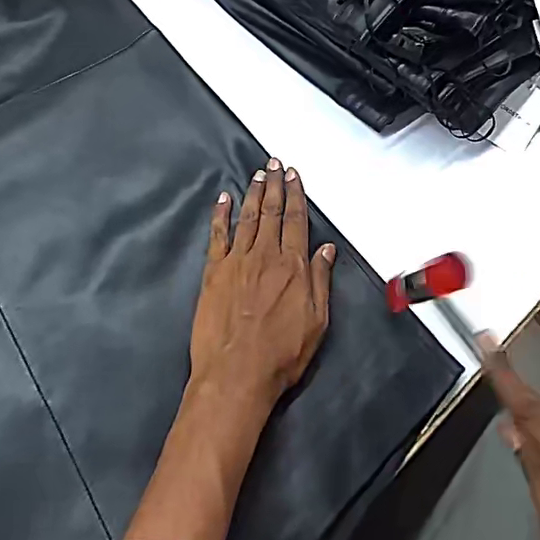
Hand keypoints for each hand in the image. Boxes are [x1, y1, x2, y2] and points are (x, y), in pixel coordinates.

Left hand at [118, 159, 335, 539]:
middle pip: (272, 212)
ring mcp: (238, 262)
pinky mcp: (214, 272)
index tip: (294, 177)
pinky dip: (221, 214)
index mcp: (293, 267)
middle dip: (275, 185)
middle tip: (275, 164)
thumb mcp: (316, 322)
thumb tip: (325, 252)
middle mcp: (266, 257)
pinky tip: (223, 199)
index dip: (296, 195)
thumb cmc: (279, 355)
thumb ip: (320, 281)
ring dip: (253, 193)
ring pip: (248, 217)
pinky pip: (218, 235)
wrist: (236, 374)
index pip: (296, 220)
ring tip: (258, 174)